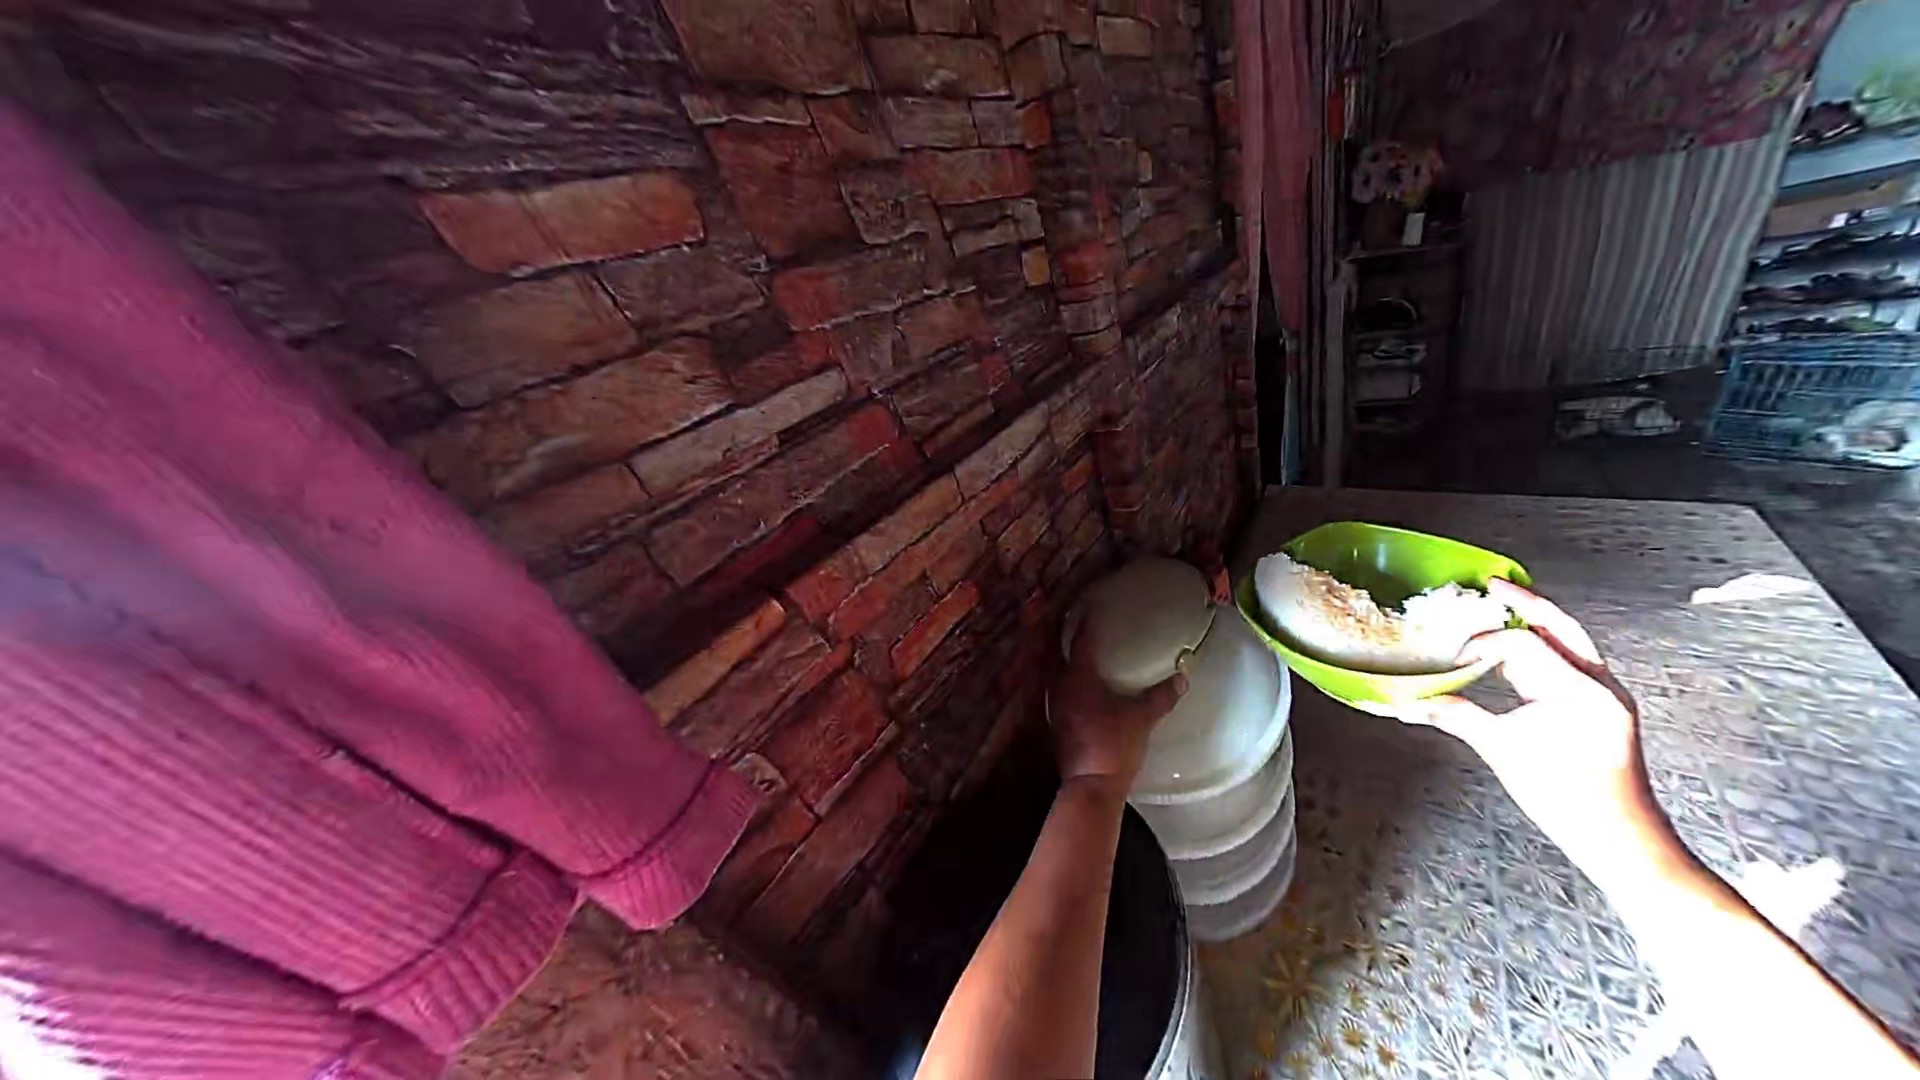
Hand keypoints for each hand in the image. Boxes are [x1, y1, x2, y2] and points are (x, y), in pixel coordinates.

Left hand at [1050, 622, 1187, 791]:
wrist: (1091, 785)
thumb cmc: (1114, 744)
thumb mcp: (1142, 718)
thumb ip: (1161, 697)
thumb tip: (1182, 678)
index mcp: (1078, 677)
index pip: (1079, 642)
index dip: (1085, 625)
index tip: (1090, 611)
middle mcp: (1060, 687)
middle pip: (1063, 656)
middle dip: (1072, 643)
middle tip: (1085, 631)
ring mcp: (1055, 706)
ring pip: (1059, 676)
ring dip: (1070, 665)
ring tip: (1086, 658)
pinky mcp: (1056, 724)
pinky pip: (1061, 694)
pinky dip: (1070, 685)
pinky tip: (1084, 691)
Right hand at [1401, 580, 1664, 876]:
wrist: (1623, 840)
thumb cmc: (1568, 797)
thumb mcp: (1500, 750)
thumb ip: (1453, 716)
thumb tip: (1406, 703)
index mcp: (1578, 690)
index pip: (1521, 643)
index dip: (1479, 644)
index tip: (1450, 660)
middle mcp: (1598, 684)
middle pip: (1560, 626)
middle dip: (1523, 602)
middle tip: (1489, 584)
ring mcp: (1605, 696)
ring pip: (1569, 640)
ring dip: (1533, 622)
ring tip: (1498, 608)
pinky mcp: (1601, 708)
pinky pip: (1571, 661)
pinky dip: (1541, 647)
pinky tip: (1516, 651)